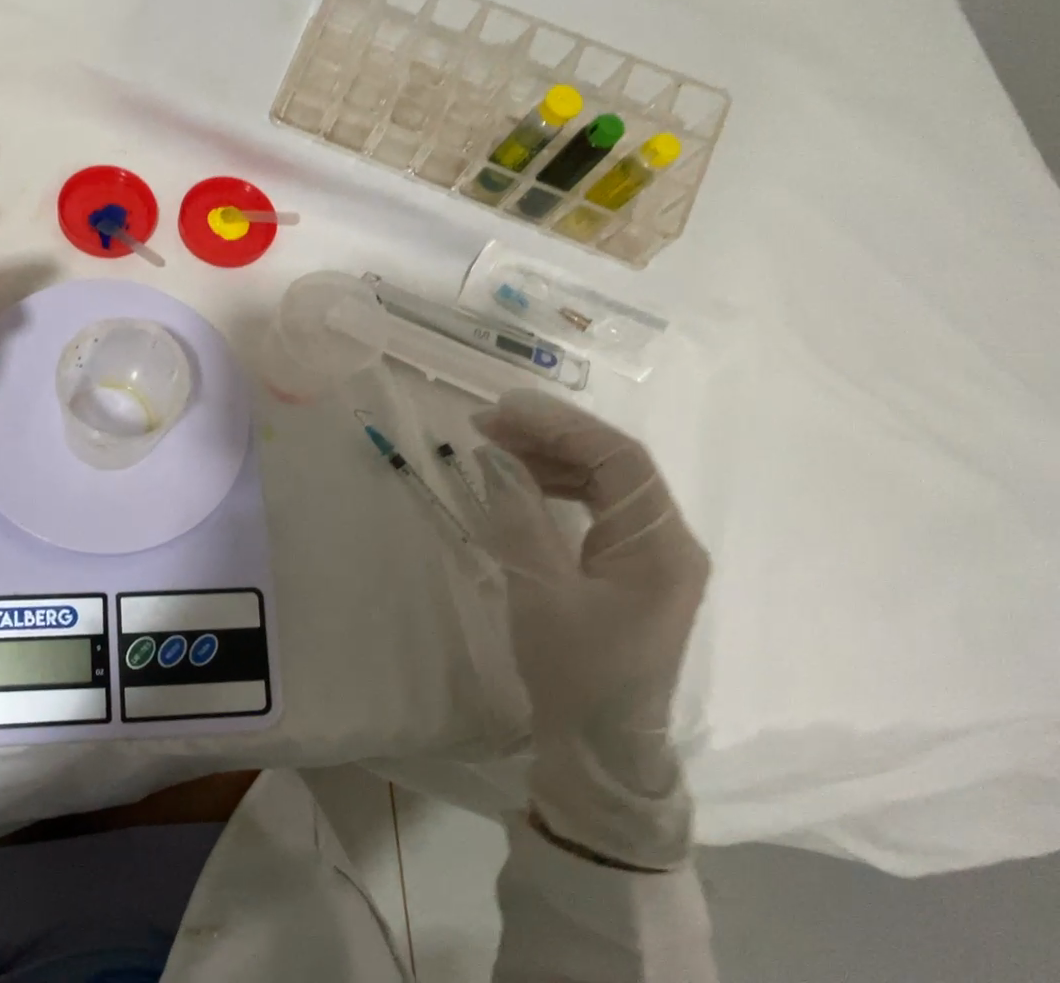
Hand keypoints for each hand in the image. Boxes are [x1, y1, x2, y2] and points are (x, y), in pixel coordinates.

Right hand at [472, 390, 710, 869]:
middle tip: (487, 424)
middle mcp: (670, 543)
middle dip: (552, 437)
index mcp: (662, 546)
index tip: (501, 410)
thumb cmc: (575, 672)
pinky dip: (561, 490)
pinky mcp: (633, 574)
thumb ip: (517, 515)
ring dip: (554, 460)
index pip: (619, 458)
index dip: (559, 425)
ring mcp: (654, 559)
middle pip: (616, 465)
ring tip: (496, 447)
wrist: (601, 749)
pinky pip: (600, 512)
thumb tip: (493, 456)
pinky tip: (523, 485)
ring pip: (608, 485)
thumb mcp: (538, 591)